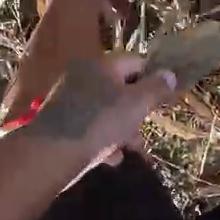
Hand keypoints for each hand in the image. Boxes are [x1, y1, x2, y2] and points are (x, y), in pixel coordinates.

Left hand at [24, 55, 177, 164]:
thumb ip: (156, 88)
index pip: (137, 62)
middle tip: (145, 128)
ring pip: (107, 109)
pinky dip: (103, 139)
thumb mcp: (136, 104)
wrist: (50, 155)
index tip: (164, 101)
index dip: (154, 80)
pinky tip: (111, 157)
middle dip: (137, 110)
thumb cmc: (99, 123)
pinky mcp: (62, 122)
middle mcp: (85, 76)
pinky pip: (91, 126)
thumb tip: (170, 74)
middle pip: (121, 87)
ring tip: (130, 148)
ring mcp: (70, 99)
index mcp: (103, 64)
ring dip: (122, 128)